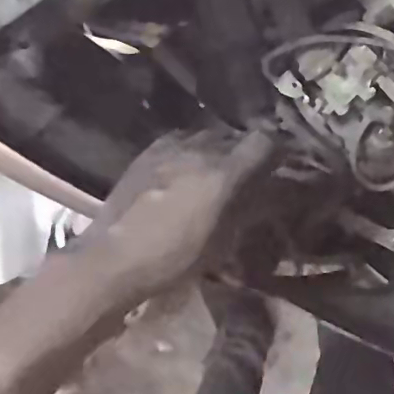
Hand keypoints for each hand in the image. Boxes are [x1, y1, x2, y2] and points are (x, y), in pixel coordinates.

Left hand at [75, 128, 276, 297]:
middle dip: (247, 148)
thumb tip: (263, 194)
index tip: (282, 158)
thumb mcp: (221, 241)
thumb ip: (245, 209)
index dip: (277, 146)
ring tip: (218, 164)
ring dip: (219, 146)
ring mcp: (171, 147)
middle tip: (250, 167)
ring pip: (207, 134)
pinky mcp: (148, 151)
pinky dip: (192, 147)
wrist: (112, 259)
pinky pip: (181, 138)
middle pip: (235, 135)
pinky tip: (188, 163)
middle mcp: (200, 151)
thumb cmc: (173, 259)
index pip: (263, 140)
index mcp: (223, 173)